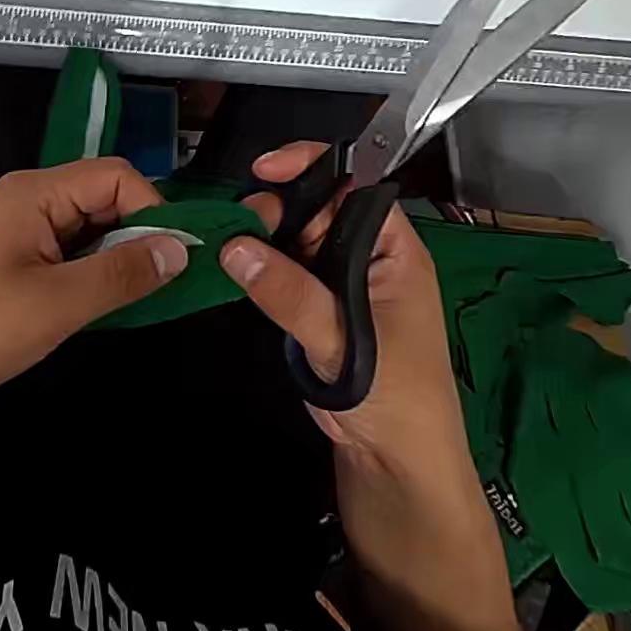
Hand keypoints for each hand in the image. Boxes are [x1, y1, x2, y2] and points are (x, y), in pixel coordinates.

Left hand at [0, 157, 189, 462]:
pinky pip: (74, 251)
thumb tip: (181, 248)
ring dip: (121, 256)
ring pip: (93, 227)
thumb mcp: (57, 304)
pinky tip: (114, 300)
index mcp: (36, 192)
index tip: (176, 257)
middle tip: (168, 280)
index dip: (153, 209)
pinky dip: (98, 272)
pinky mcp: (20, 259)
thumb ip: (123, 273)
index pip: (116, 176)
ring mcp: (23, 229)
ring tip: (146, 294)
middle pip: (106, 197)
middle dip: (140, 234)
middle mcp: (31, 199)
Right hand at [222, 142, 459, 467]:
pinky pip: (283, 269)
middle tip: (242, 223)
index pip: (354, 185)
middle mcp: (366, 255)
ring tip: (234, 247)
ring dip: (264, 237)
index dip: (312, 167)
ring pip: (294, 238)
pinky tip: (238, 267)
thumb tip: (235, 247)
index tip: (265, 170)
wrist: (394, 464)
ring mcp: (338, 280)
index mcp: (392, 249)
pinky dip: (260, 265)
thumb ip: (290, 293)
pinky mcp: (314, 304)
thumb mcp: (344, 341)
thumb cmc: (396, 399)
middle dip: (278, 206)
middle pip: (316, 207)